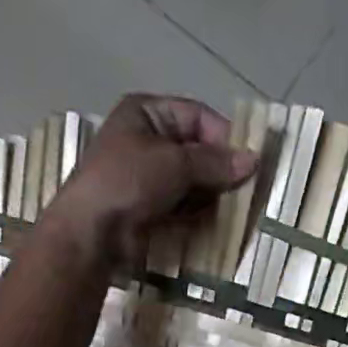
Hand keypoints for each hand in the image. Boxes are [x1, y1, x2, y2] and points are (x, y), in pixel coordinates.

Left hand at [45, 94, 258, 266]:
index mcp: (147, 114)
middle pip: (199, 150)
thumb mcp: (174, 163)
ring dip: (216, 196)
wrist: (94, 233)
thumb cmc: (128, 182)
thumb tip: (254, 161)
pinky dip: (203, 214)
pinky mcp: (154, 209)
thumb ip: (215, 162)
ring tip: (239, 210)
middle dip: (223, 170)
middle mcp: (149, 141)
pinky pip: (187, 206)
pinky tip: (220, 224)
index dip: (225, 136)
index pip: (198, 117)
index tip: (249, 162)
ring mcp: (151, 178)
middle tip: (249, 190)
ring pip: (196, 181)